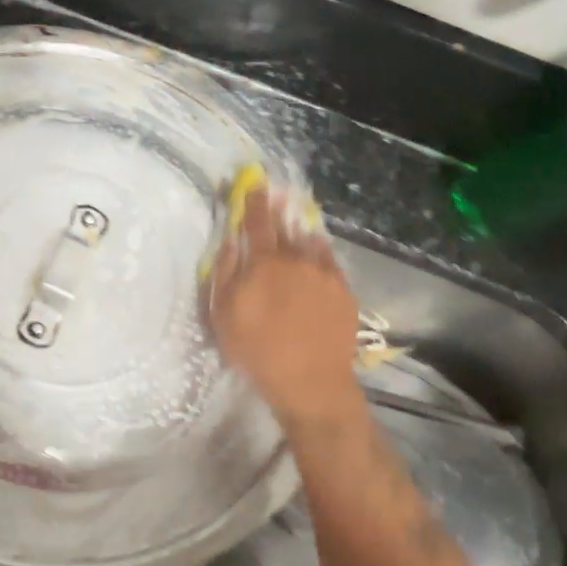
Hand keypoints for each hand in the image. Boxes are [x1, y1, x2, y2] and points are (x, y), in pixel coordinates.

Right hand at [210, 183, 365, 426]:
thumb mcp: (223, 315)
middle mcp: (296, 260)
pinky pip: (330, 261)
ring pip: (310, 242)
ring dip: (301, 227)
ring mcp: (323, 274)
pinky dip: (321, 250)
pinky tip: (318, 248)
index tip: (254, 185)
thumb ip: (225, 273)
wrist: (309, 380)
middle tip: (277, 193)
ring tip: (298, 217)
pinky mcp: (343, 291)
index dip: (253, 203)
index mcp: (263, 264)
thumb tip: (230, 242)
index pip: (256, 224)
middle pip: (285, 228)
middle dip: (278, 209)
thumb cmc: (256, 350)